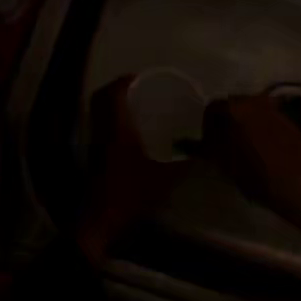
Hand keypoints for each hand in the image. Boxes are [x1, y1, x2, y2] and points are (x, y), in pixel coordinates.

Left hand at [75, 76, 181, 263]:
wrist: (101, 223)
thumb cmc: (131, 194)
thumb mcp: (165, 178)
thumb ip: (186, 162)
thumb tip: (207, 148)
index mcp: (117, 129)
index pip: (112, 94)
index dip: (123, 81)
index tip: (139, 77)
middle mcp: (102, 132)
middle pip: (99, 99)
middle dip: (114, 88)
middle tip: (136, 88)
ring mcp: (95, 145)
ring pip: (97, 113)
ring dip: (111, 104)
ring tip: (134, 105)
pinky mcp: (94, 158)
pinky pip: (100, 127)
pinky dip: (110, 120)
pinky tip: (129, 131)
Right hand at [201, 96, 300, 248]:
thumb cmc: (257, 175)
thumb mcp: (225, 164)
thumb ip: (208, 149)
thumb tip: (197, 143)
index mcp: (234, 108)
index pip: (212, 109)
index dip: (207, 127)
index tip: (208, 145)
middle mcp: (254, 100)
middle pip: (232, 107)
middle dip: (225, 123)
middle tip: (223, 145)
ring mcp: (274, 108)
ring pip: (251, 112)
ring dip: (243, 125)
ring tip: (243, 148)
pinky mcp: (290, 119)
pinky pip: (267, 118)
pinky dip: (260, 129)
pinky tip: (262, 149)